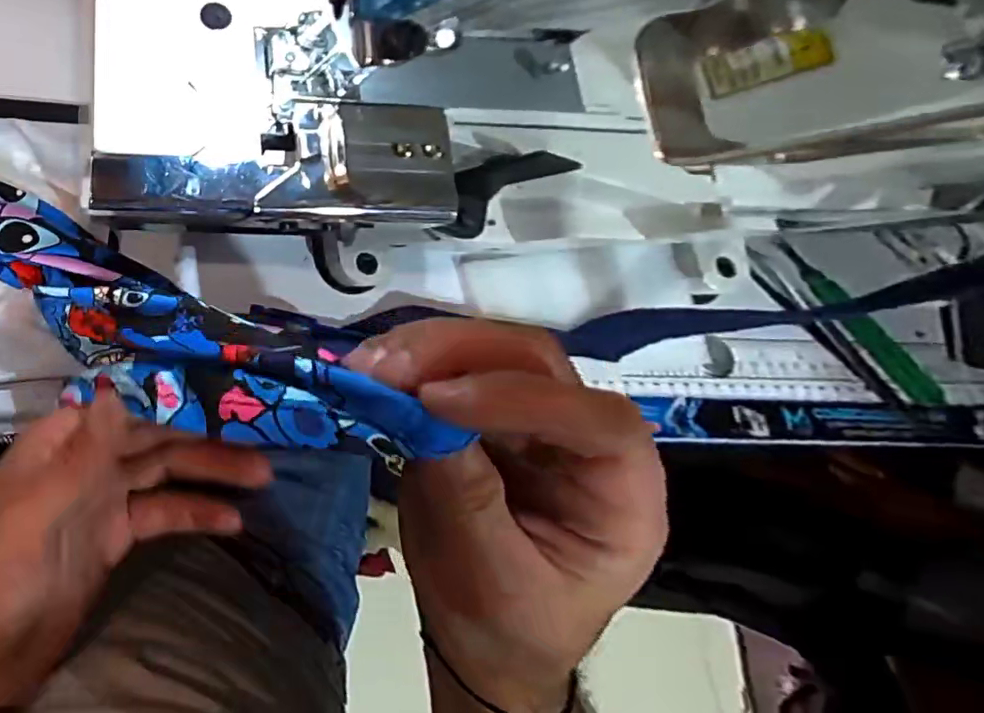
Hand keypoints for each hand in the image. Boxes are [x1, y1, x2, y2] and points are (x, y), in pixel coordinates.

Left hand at [0, 389, 274, 706]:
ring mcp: (100, 499)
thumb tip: (117, 388)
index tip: (221, 388)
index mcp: (63, 439)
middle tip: (260, 438)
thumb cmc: (1, 567)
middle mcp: (85, 459)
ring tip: (262, 474)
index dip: (172, 394)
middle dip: (202, 437)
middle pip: (152, 438)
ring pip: (161, 473)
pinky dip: (193, 513)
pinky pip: (160, 515)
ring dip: (208, 472)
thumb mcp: (40, 505)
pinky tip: (232, 519)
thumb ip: (84, 450)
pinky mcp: (112, 536)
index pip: (126, 404)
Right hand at [348, 319, 666, 712]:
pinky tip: (366, 369)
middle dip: (454, 353)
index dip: (519, 397)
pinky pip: (445, 363)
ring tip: (364, 366)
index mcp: (619, 492)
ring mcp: (524, 415)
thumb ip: (463, 491)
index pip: (595, 421)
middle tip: (383, 367)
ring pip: (484, 348)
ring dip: (419, 348)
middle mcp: (577, 436)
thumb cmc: (506, 621)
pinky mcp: (474, 407)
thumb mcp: (488, 573)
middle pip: (533, 361)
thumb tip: (420, 410)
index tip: (433, 400)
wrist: (482, 636)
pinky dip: (402, 358)